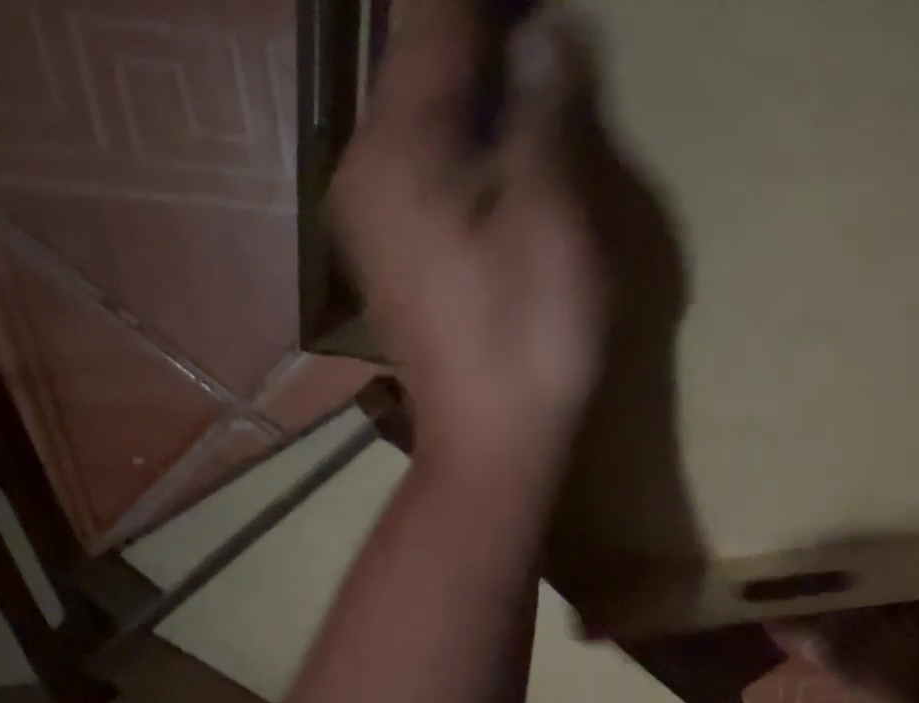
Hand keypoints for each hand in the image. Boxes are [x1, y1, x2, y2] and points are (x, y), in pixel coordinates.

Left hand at [331, 2, 603, 461]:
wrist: (493, 442)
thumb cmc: (530, 337)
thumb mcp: (551, 224)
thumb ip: (547, 119)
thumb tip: (548, 32)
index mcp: (401, 150)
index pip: (434, 27)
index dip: (485, 1)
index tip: (538, 3)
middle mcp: (367, 166)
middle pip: (419, 64)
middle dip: (478, 31)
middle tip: (541, 25)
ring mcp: (374, 210)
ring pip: (420, 112)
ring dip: (474, 82)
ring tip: (532, 68)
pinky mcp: (395, 246)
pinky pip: (425, 159)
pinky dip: (465, 133)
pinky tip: (506, 146)